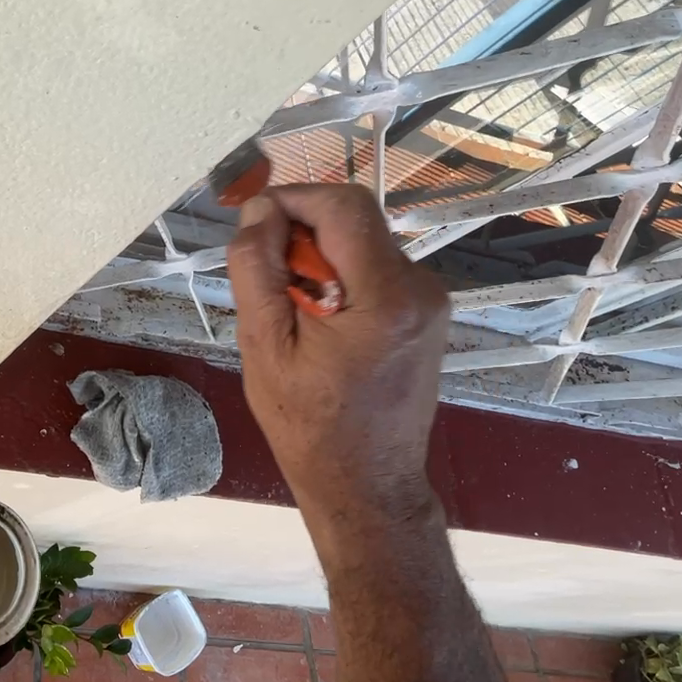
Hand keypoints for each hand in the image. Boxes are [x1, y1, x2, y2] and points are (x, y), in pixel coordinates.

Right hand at [225, 184, 447, 522]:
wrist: (365, 483)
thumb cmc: (307, 421)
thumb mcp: (262, 343)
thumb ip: (255, 267)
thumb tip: (257, 210)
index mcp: (386, 298)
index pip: (342, 205)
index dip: (291, 198)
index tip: (252, 225)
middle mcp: (420, 287)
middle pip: (352, 218)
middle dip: (298, 229)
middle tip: (263, 272)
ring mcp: (429, 298)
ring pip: (359, 238)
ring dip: (314, 253)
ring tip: (287, 304)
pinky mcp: (424, 309)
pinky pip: (370, 263)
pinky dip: (335, 272)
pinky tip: (315, 315)